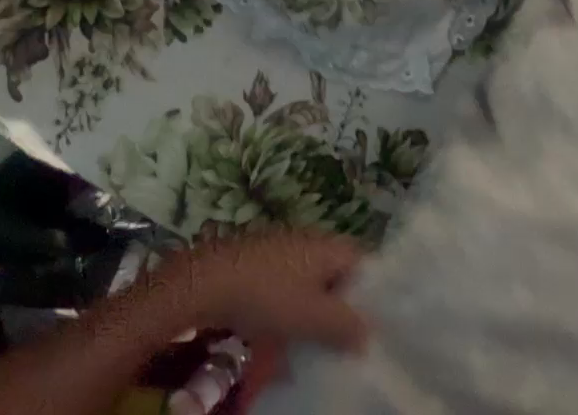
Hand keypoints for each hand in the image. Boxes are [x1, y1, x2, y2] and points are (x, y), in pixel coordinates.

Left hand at [158, 231, 369, 351]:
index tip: (371, 321)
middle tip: (342, 337)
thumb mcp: (312, 317)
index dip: (372, 290)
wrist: (206, 282)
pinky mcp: (256, 260)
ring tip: (310, 339)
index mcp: (327, 246)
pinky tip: (278, 330)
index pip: (363, 262)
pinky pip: (284, 284)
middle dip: (339, 304)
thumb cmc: (267, 296)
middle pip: (335, 272)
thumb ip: (345, 326)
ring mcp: (280, 247)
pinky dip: (287, 306)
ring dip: (311, 308)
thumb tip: (368, 335)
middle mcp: (307, 239)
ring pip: (307, 280)